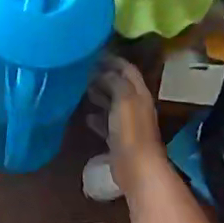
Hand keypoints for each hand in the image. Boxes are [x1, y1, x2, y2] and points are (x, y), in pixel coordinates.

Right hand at [95, 55, 164, 193]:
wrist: (136, 167)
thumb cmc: (130, 131)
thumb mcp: (124, 99)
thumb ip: (116, 82)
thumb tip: (106, 73)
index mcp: (140, 94)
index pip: (128, 70)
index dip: (114, 61)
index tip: (96, 55)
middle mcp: (136, 106)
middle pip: (121, 87)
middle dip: (105, 77)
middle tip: (85, 71)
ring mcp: (128, 125)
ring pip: (113, 105)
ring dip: (101, 96)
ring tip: (83, 90)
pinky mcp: (120, 141)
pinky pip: (108, 125)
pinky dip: (98, 118)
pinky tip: (87, 117)